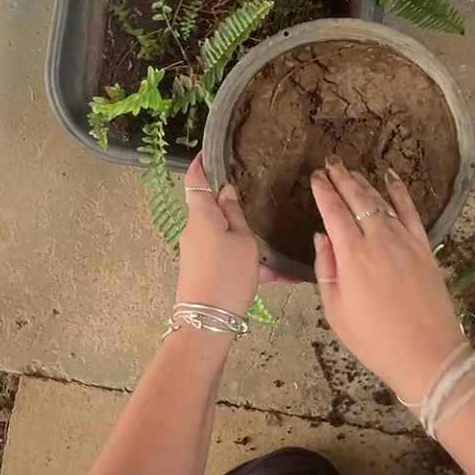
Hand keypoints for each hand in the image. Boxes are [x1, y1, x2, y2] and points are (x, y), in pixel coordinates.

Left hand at [175, 153, 277, 316]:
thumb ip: (235, 214)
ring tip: (277, 246)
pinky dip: (250, 263)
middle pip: (212, 208)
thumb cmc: (227, 276)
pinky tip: (280, 276)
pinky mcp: (204, 271)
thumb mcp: (243, 242)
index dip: (201, 162)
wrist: (208, 324)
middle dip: (233, 203)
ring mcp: (197, 252)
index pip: (196, 180)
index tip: (210, 150)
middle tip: (258, 192)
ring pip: (225, 236)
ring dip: (247, 239)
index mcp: (202, 216)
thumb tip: (226, 191)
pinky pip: (229, 258)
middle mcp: (195, 230)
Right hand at [310, 156, 463, 400]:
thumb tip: (322, 237)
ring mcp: (405, 241)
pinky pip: (411, 212)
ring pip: (382, 202)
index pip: (333, 212)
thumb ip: (326, 269)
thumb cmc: (374, 339)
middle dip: (342, 179)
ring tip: (352, 171)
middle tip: (330, 163)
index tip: (314, 177)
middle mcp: (379, 240)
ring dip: (365, 184)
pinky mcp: (424, 248)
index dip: (323, 192)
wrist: (427, 354)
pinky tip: (392, 179)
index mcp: (352, 255)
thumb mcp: (336, 311)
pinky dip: (400, 192)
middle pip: (358, 199)